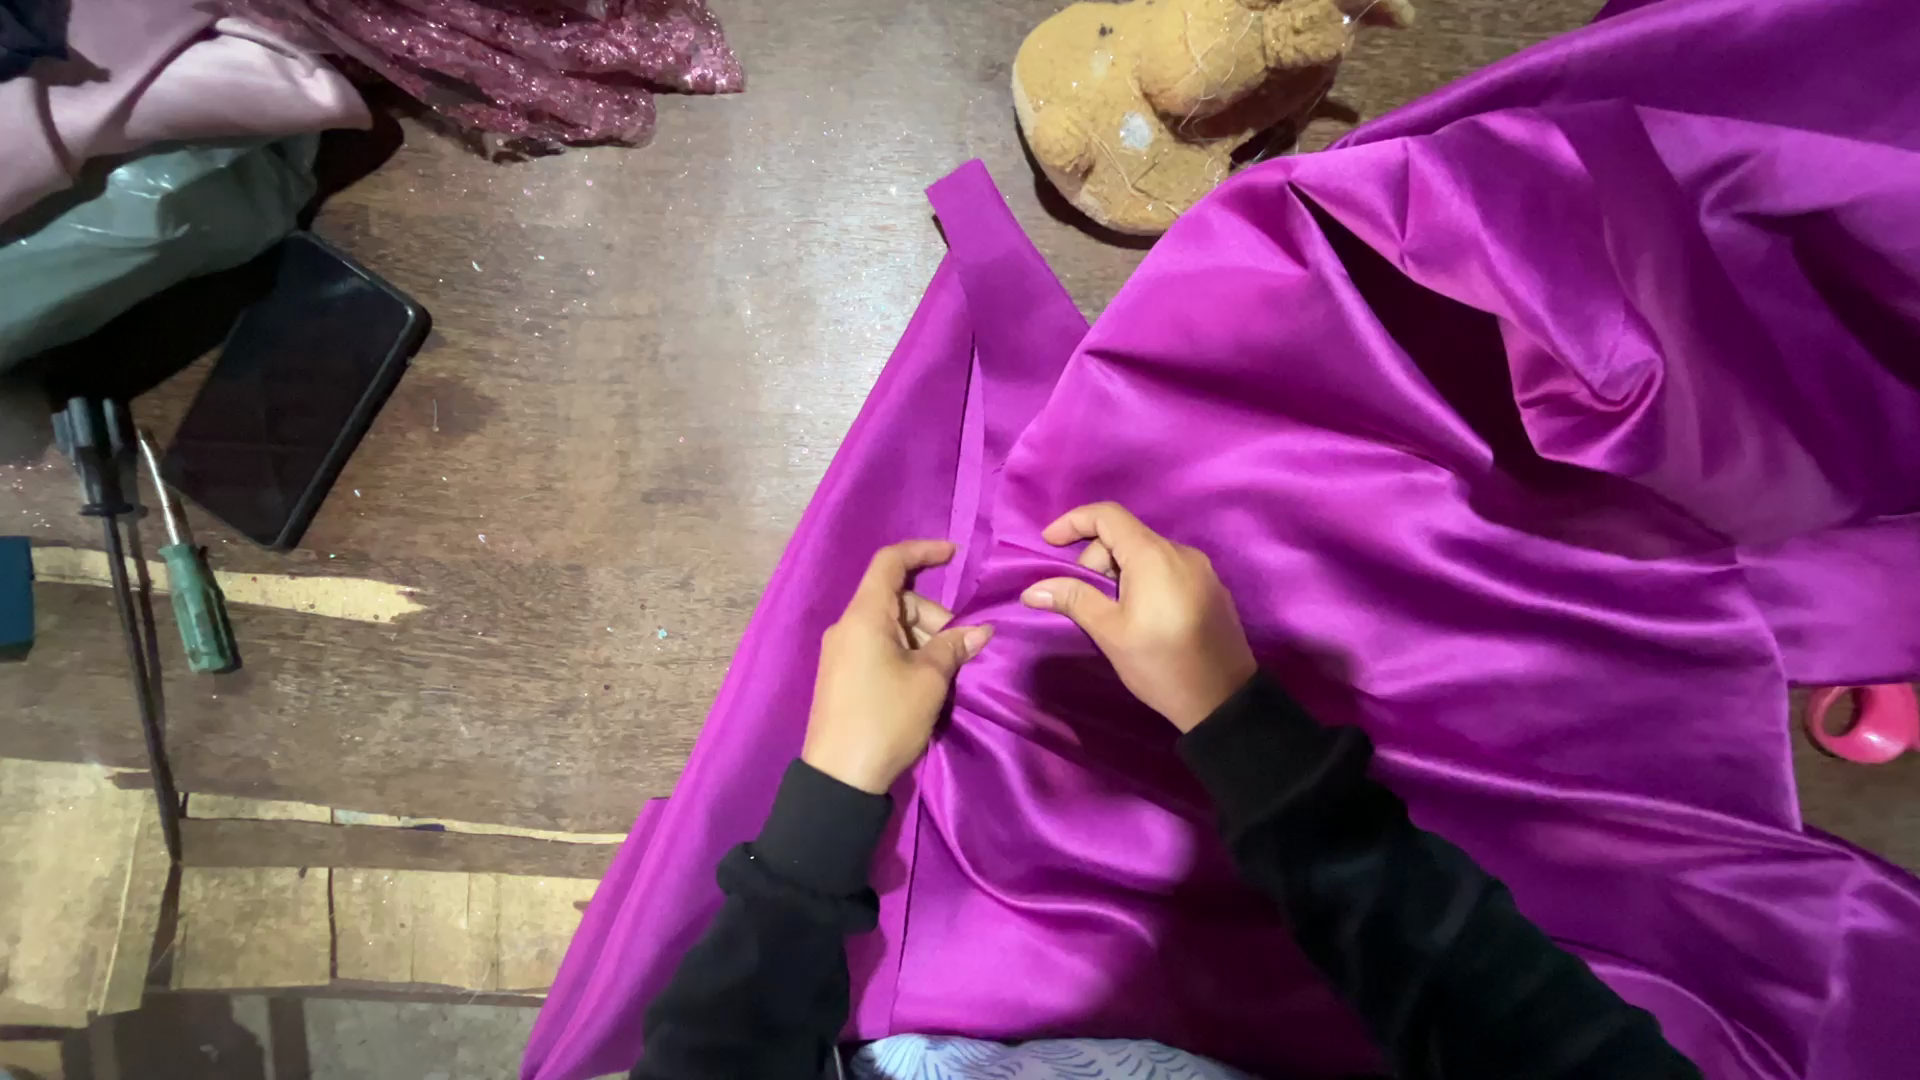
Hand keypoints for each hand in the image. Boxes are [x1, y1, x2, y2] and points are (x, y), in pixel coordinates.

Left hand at [803, 540, 993, 793]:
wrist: (840, 779)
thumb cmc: (886, 718)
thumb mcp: (929, 680)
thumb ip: (954, 647)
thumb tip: (981, 630)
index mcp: (864, 616)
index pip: (890, 562)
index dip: (923, 551)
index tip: (954, 555)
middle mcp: (848, 625)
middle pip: (897, 599)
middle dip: (933, 615)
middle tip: (959, 648)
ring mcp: (842, 651)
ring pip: (891, 625)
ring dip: (923, 637)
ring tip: (945, 672)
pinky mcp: (842, 674)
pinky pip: (879, 645)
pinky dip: (906, 651)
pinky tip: (925, 680)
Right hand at [1021, 502, 1255, 732]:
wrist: (1225, 701)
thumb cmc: (1161, 664)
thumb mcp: (1110, 633)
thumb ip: (1073, 600)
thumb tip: (1032, 590)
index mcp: (1154, 556)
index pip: (1107, 515)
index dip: (1073, 522)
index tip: (1049, 543)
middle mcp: (1180, 552)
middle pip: (1126, 535)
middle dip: (1094, 557)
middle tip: (1084, 598)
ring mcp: (1200, 569)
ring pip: (1146, 552)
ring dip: (1118, 570)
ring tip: (1111, 611)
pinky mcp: (1210, 587)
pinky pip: (1166, 568)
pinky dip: (1143, 579)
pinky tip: (1140, 614)